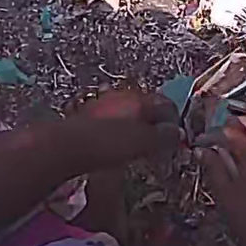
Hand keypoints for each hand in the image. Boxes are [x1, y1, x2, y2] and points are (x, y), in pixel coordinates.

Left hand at [68, 87, 182, 168]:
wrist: (68, 145)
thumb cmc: (109, 143)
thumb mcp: (142, 142)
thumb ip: (162, 136)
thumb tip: (177, 132)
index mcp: (140, 99)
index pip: (167, 105)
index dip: (175, 122)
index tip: (177, 140)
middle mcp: (123, 96)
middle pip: (148, 107)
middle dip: (157, 124)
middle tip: (161, 146)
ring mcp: (105, 103)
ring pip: (131, 113)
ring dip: (139, 128)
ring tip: (141, 149)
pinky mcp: (90, 115)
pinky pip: (115, 120)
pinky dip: (123, 131)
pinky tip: (119, 147)